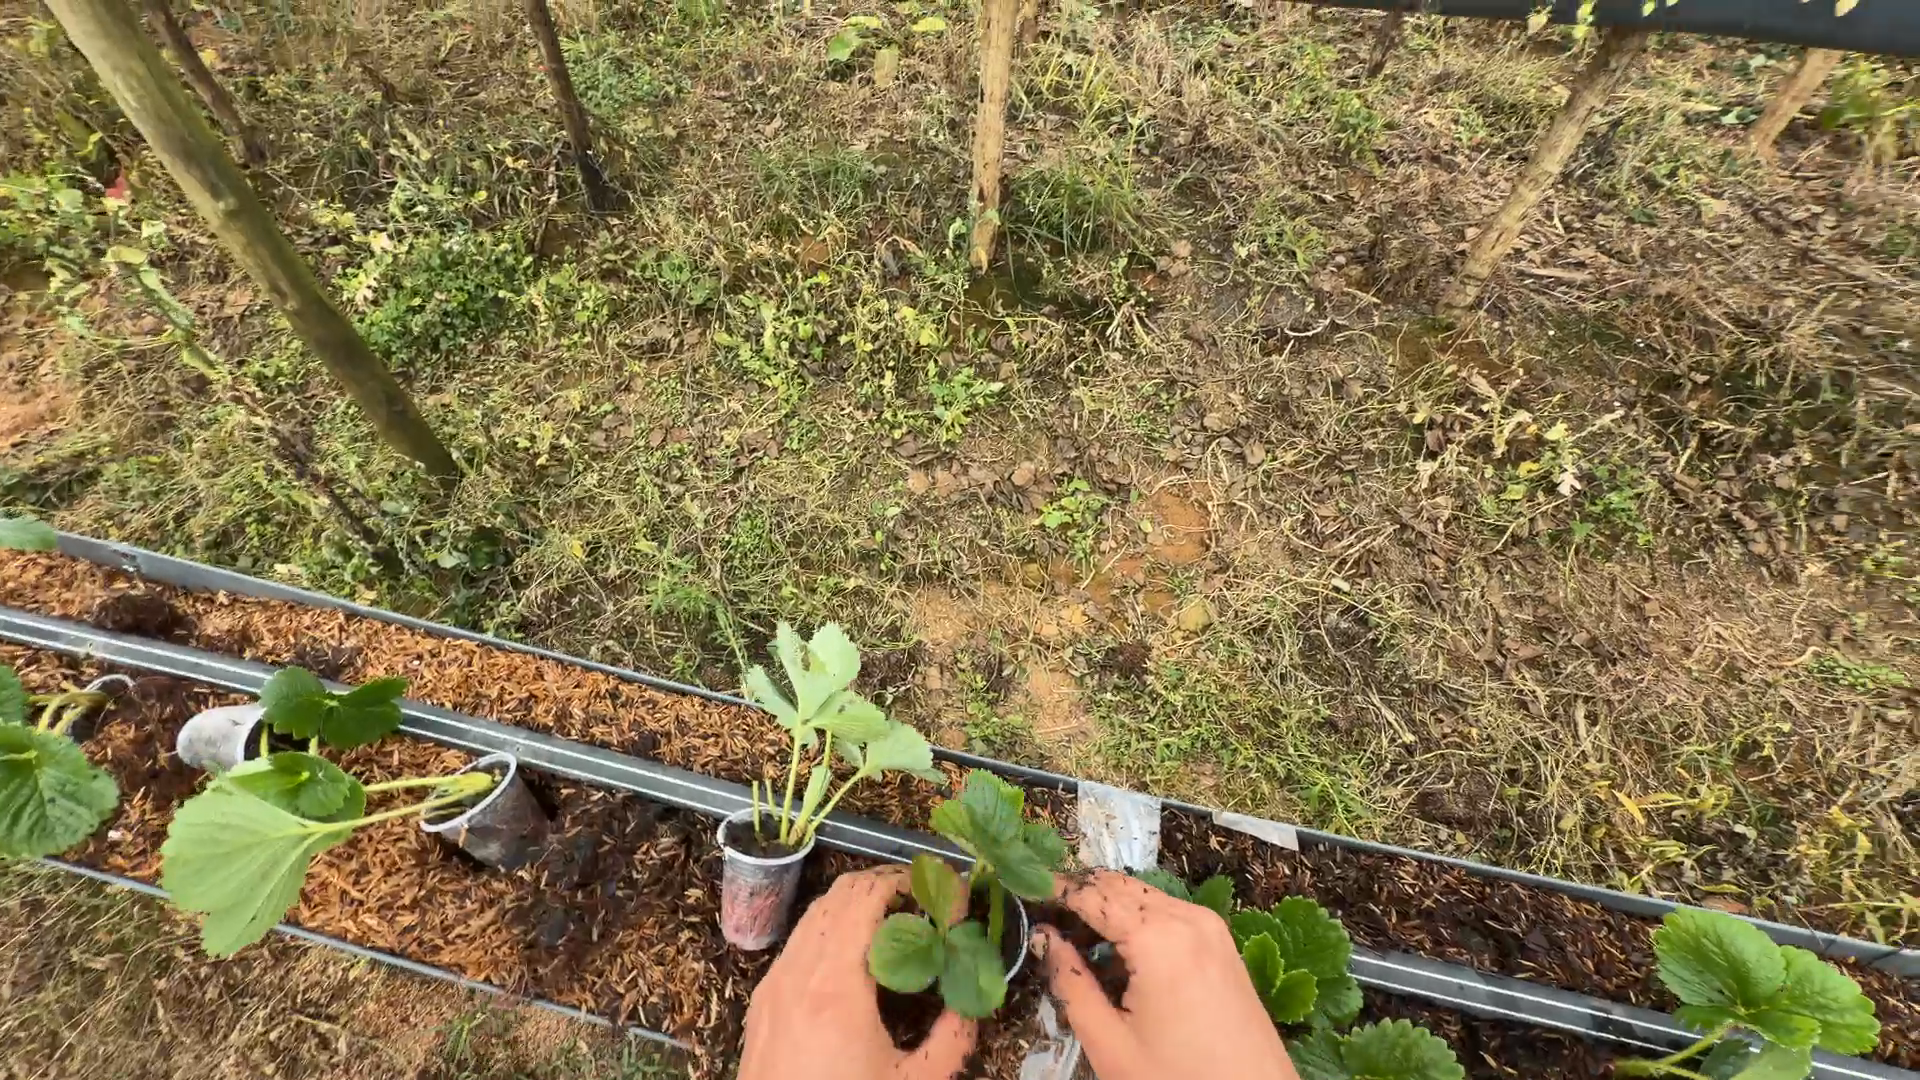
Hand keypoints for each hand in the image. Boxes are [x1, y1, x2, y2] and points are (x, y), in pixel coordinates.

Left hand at [739, 865, 976, 1079]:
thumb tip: (972, 1002)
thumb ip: (951, 1041)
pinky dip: (829, 927)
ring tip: (890, 921)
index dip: (903, 881)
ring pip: (816, 910)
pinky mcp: (762, 997)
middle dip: (883, 884)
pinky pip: (799, 939)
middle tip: (919, 899)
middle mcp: (800, 968)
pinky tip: (852, 955)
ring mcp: (775, 980)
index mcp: (837, 983)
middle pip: (841, 892)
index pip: (866, 896)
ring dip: (854, 903)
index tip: (936, 891)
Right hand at [1035, 870, 1299, 1079]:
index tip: (1024, 886)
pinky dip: (1137, 917)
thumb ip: (1071, 982)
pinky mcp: (1221, 941)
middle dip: (1081, 892)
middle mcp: (1185, 915)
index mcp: (1157, 936)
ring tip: (1075, 932)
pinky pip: (1167, 910)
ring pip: (1142, 894)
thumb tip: (1043, 936)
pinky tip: (1118, 947)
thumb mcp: (1111, 1045)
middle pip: (1118, 884)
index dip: (1056, 888)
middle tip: (1045, 912)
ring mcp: (1208, 925)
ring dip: (1108, 904)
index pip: (1093, 893)